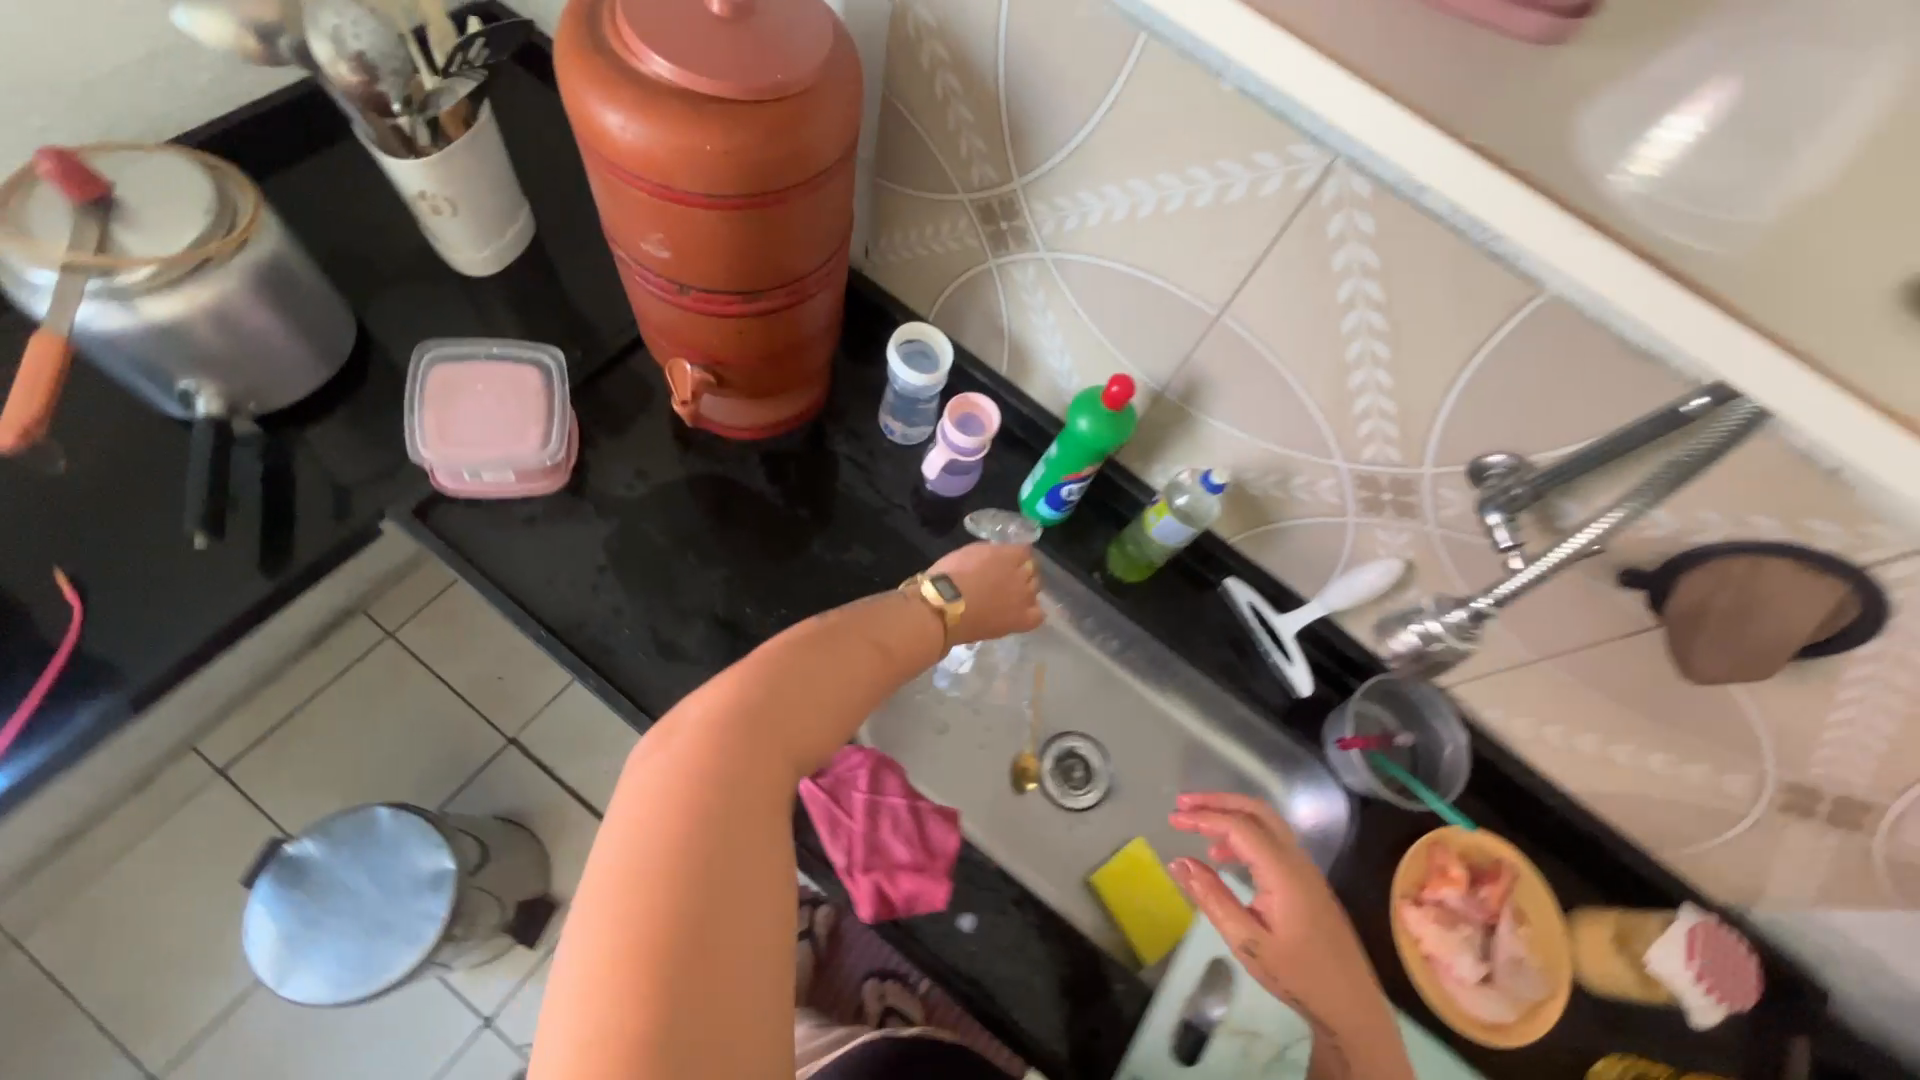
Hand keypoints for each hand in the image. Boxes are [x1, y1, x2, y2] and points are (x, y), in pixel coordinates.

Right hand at [926, 542, 1043, 644]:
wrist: (942, 609)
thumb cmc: (948, 577)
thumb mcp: (968, 552)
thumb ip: (990, 552)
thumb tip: (998, 555)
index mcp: (1008, 555)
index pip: (1025, 550)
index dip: (1016, 554)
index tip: (1007, 558)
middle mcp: (1021, 575)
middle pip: (1032, 569)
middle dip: (1022, 570)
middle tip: (1005, 577)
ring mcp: (1023, 598)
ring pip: (1035, 589)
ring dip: (1025, 589)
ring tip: (1010, 596)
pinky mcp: (1021, 621)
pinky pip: (1038, 615)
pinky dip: (1033, 612)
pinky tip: (1022, 612)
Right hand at [1168, 793, 1379, 1024]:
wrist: (1351, 1004)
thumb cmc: (1297, 976)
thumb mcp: (1247, 942)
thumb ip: (1212, 898)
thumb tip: (1179, 862)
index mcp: (1283, 873)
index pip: (1239, 826)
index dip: (1203, 817)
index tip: (1173, 819)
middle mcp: (1297, 860)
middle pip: (1257, 811)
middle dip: (1217, 801)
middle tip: (1182, 804)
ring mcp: (1305, 868)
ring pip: (1267, 823)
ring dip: (1231, 815)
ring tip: (1196, 826)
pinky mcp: (1307, 880)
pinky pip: (1272, 841)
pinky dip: (1244, 834)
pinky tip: (1223, 855)